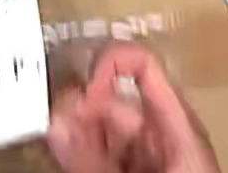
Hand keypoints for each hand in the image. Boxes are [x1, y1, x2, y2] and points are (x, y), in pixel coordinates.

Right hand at [46, 43, 218, 172]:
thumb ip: (94, 159)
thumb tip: (57, 121)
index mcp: (178, 129)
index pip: (143, 67)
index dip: (109, 66)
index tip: (82, 94)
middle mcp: (162, 141)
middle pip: (113, 103)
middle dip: (79, 110)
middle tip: (49, 127)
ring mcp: (148, 166)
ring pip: (102, 134)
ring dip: (74, 137)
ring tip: (51, 146)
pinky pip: (101, 160)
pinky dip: (80, 159)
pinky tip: (62, 160)